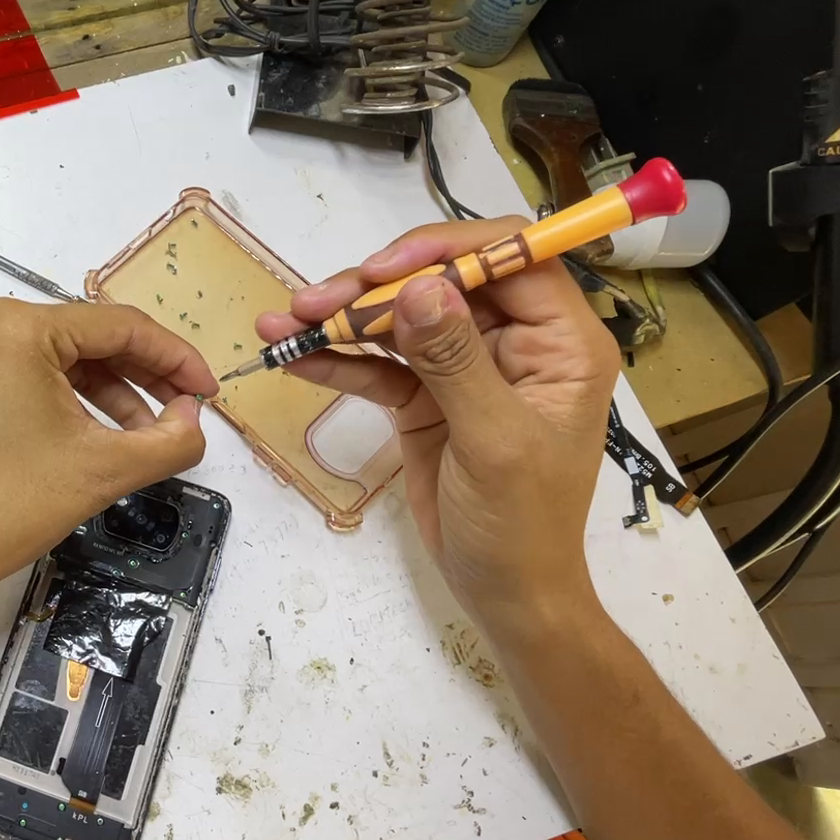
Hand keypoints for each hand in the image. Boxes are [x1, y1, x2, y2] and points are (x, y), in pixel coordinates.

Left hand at [0, 299, 217, 628]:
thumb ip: (172, 439)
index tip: (208, 391)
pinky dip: (74, 400)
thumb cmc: (9, 507)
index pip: (120, 326)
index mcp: (18, 327)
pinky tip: (105, 433)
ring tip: (149, 434)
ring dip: (113, 392)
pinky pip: (36, 375)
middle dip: (144, 377)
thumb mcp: (105, 470)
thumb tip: (194, 415)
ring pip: (65, 358)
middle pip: (91, 338)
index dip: (175, 357)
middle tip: (185, 411)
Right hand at [256, 218, 618, 637]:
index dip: (445, 252)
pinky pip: (375, 367)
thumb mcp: (492, 440)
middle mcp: (510, 342)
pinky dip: (335, 362)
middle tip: (308, 302)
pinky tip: (293, 357)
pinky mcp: (421, 397)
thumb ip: (455, 362)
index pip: (510, 261)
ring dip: (339, 321)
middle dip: (370, 290)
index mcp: (557, 342)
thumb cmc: (520, 521)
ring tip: (282, 323)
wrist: (500, 587)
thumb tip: (418, 291)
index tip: (379, 269)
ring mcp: (459, 368)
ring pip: (397, 322)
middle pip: (438, 285)